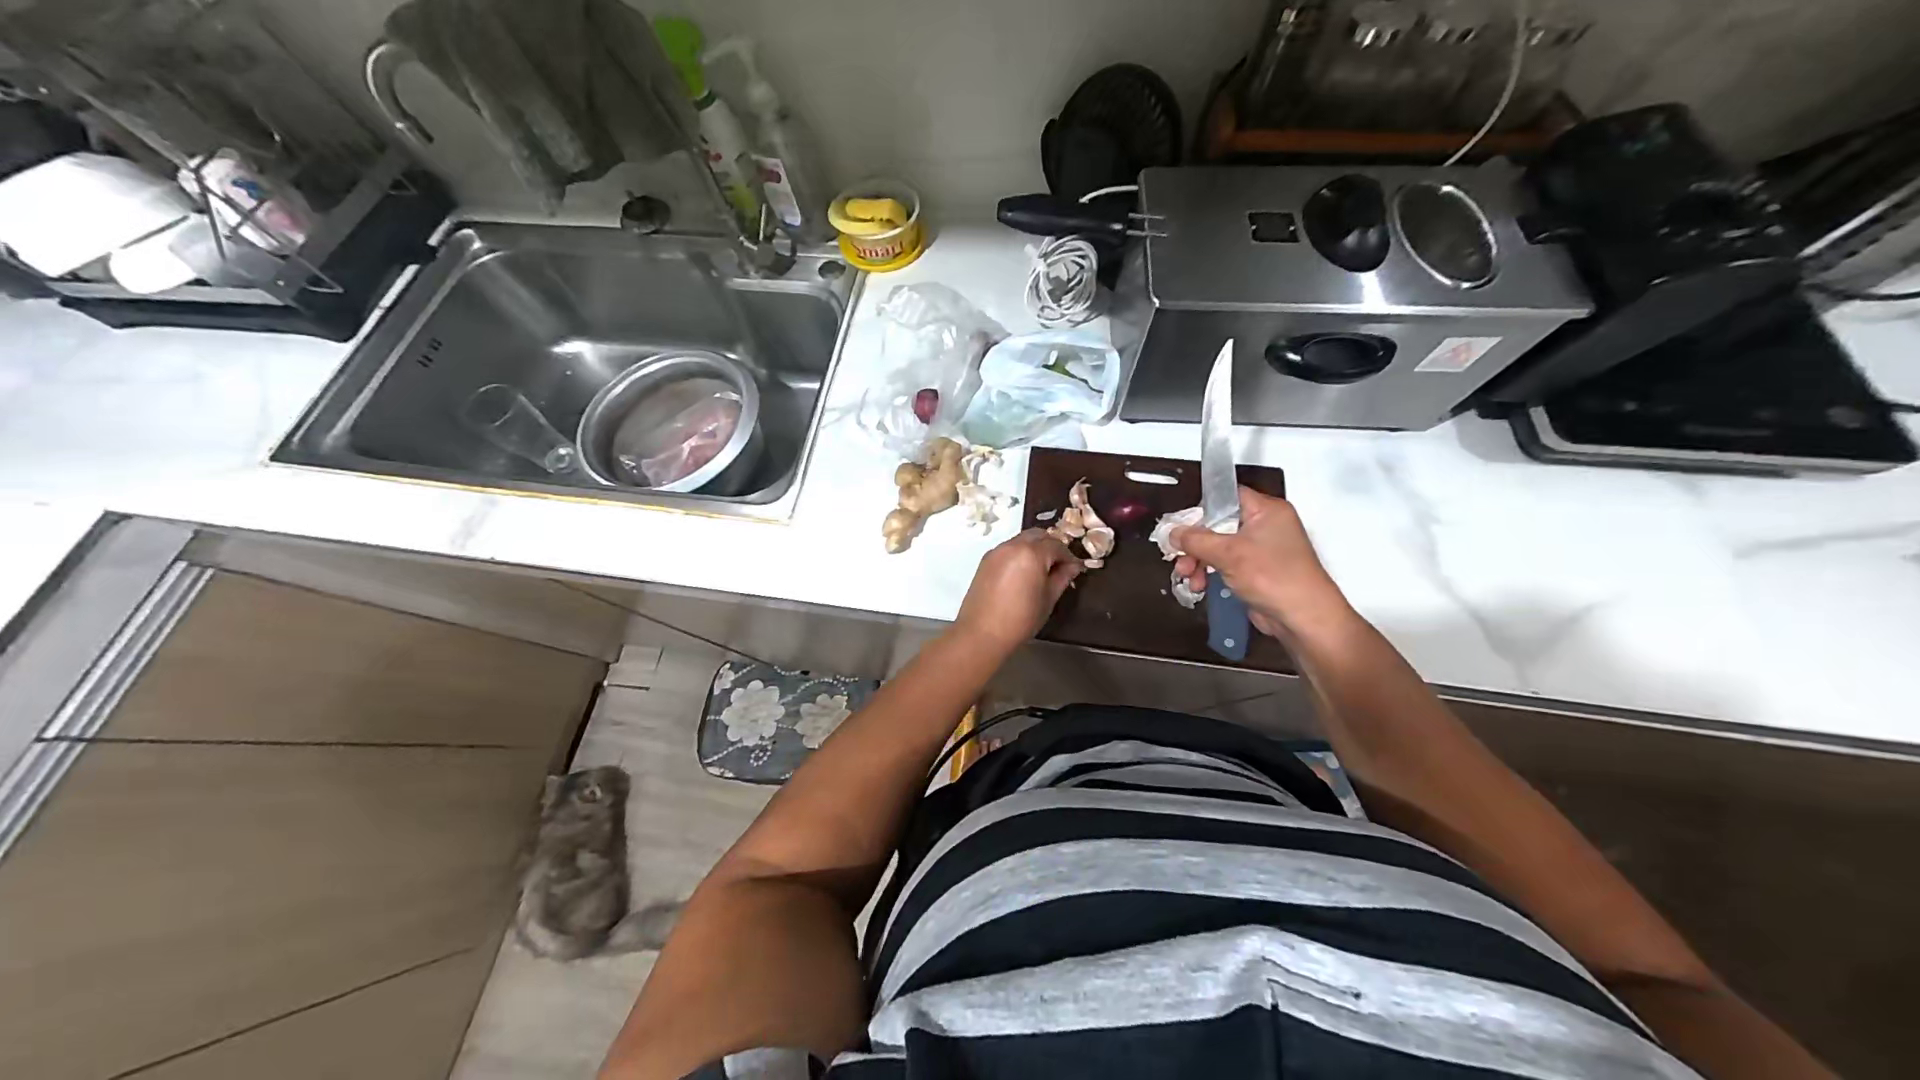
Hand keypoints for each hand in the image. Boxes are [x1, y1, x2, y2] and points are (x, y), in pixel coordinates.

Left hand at [951, 529, 1084, 653]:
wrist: (982, 633)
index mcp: (1031, 553)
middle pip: (1038, 535)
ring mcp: (997, 551)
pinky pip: (1009, 548)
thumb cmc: (1021, 619)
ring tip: (1041, 570)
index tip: (1075, 569)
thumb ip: (1062, 577)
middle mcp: (1013, 545)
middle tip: (1059, 566)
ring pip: (1022, 539)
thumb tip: (1073, 566)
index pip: (1057, 545)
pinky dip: (1020, 553)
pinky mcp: (986, 560)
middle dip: (1052, 546)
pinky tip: (1023, 573)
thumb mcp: (1048, 599)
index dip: (1069, 556)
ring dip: (1035, 548)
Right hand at [1172, 488, 1351, 640]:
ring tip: (1188, 577)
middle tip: (1179, 557)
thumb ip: (1196, 540)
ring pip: (1219, 547)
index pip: (1226, 496)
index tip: (1180, 524)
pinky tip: (1200, 585)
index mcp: (1266, 510)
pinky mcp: (1257, 570)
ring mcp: (1262, 549)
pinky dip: (1211, 573)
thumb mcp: (1228, 553)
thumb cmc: (1274, 577)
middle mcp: (1265, 525)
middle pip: (1218, 524)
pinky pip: (1226, 564)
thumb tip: (1173, 533)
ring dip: (1199, 561)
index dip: (1201, 508)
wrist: (1302, 617)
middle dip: (1195, 544)